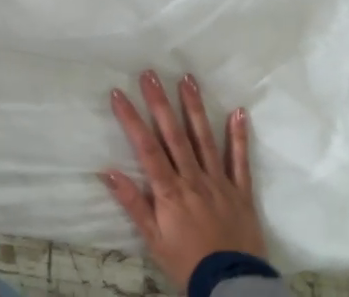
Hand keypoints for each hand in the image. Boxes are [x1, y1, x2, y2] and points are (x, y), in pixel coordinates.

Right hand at [101, 70, 265, 289]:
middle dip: (160, 102)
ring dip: (195, 108)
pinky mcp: (242, 193)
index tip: (118, 93)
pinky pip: (240, 161)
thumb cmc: (187, 263)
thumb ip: (132, 203)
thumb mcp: (153, 239)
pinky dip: (239, 136)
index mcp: (169, 191)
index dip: (131, 119)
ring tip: (188, 79)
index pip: (146, 147)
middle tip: (150, 73)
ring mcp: (219, 184)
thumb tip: (107, 170)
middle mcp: (193, 180)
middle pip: (174, 135)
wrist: (234, 288)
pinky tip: (238, 112)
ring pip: (204, 140)